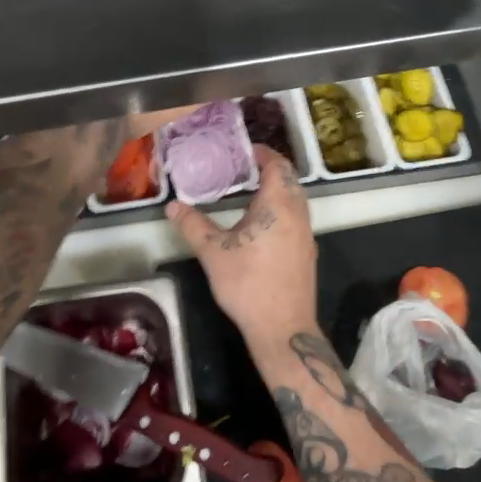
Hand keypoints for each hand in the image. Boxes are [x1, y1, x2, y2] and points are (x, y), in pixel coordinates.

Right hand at [167, 146, 318, 349]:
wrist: (283, 329)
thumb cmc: (248, 285)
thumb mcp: (213, 253)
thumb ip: (193, 225)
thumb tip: (173, 205)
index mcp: (278, 205)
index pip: (277, 165)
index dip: (262, 154)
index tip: (242, 152)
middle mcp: (297, 214)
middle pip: (290, 179)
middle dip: (269, 169)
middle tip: (241, 169)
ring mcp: (306, 235)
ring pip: (295, 200)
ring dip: (276, 190)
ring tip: (248, 194)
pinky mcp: (307, 253)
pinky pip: (296, 218)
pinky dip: (281, 210)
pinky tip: (259, 225)